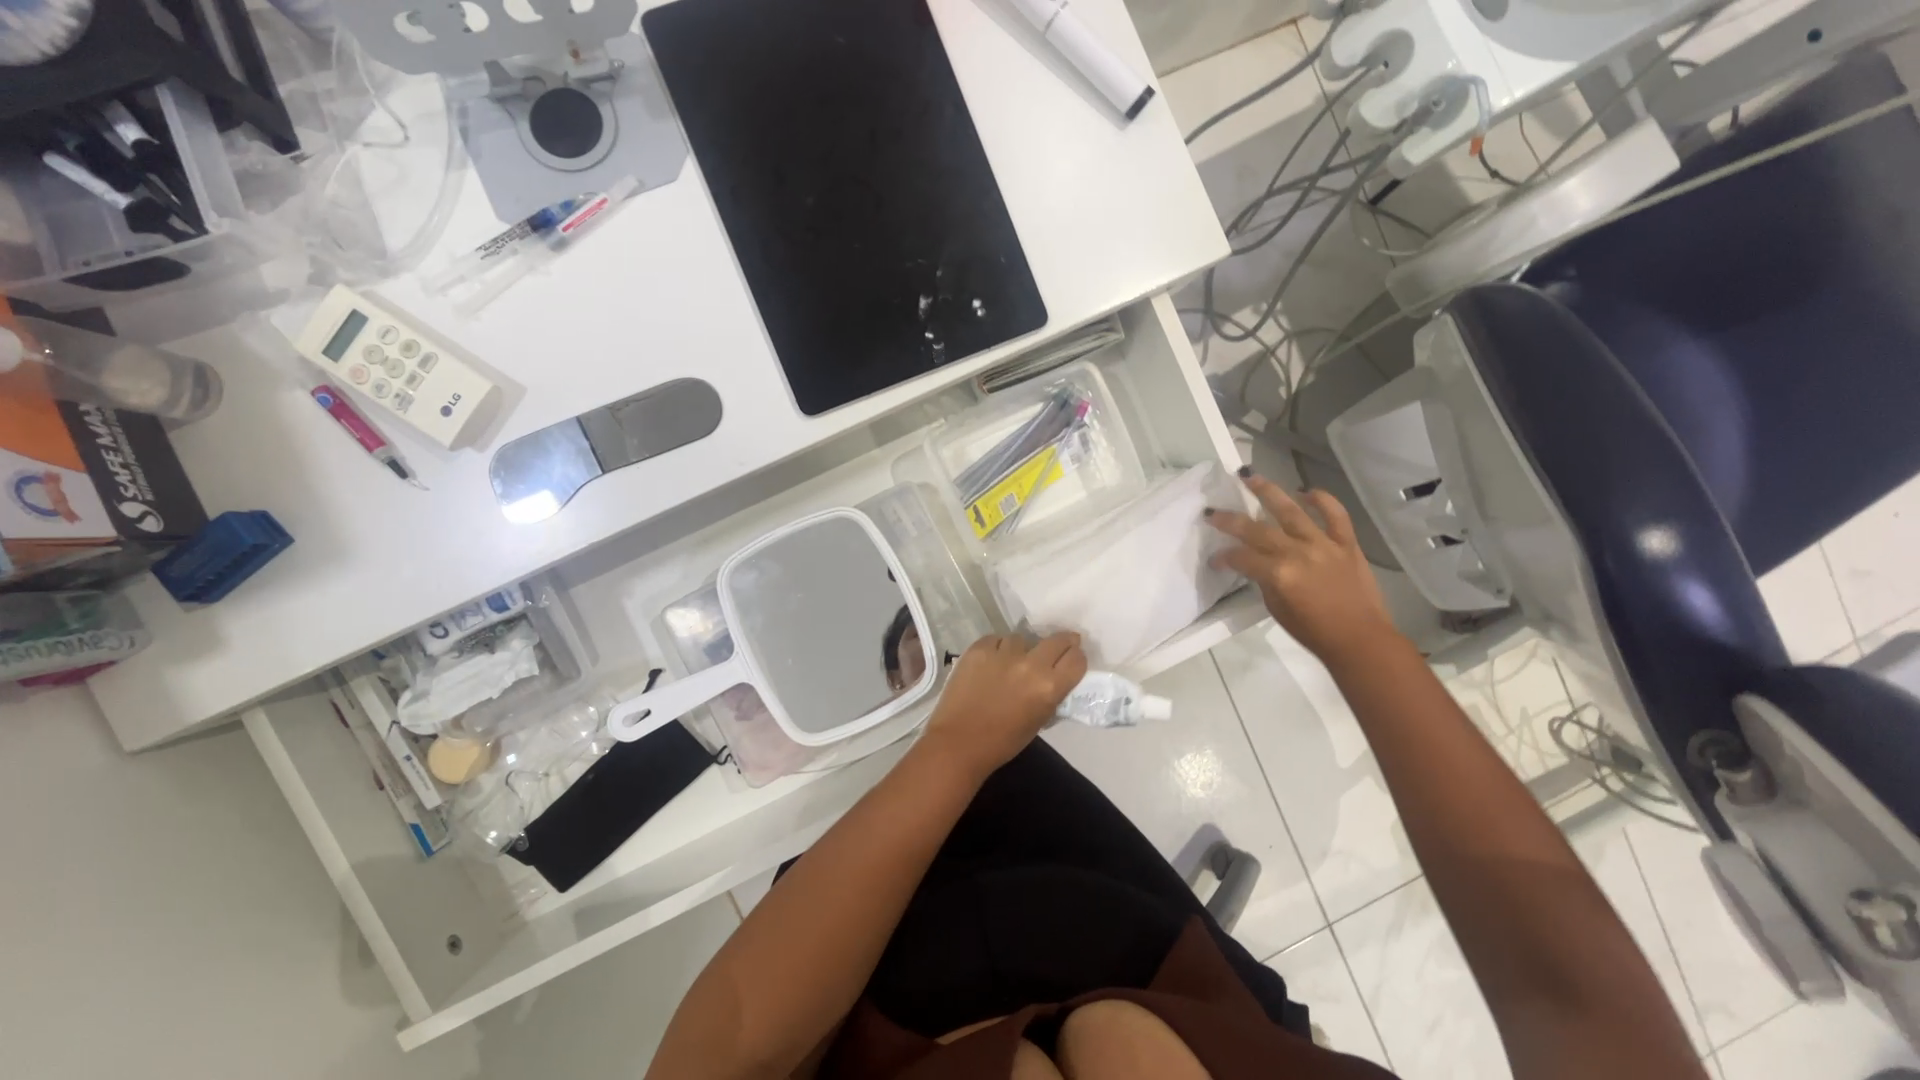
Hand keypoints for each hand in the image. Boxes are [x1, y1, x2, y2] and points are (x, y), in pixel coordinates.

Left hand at [921, 632, 1087, 781]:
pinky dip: (997, 649)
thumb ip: (1051, 694)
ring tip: (1011, 664)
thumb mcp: (1040, 720)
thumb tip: (1054, 678)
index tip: (1071, 659)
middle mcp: (1030, 665)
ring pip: (1022, 639)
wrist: (959, 742)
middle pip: (1057, 640)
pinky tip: (990, 664)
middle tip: (1057, 647)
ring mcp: (1003, 653)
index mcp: (1049, 686)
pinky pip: (996, 640)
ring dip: (1022, 649)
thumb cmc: (1003, 742)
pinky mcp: (978, 649)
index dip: (1076, 658)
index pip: (1076, 659)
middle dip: (1062, 642)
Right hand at [1205, 469, 1398, 661]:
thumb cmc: (1314, 632)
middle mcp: (1298, 552)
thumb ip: (1267, 582)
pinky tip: (1306, 492)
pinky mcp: (1346, 543)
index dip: (1224, 558)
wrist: (1360, 639)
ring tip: (1251, 477)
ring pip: (1292, 510)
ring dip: (1269, 492)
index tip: (1215, 560)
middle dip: (1230, 520)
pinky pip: (1335, 514)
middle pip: (1257, 529)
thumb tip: (1259, 566)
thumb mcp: (1278, 610)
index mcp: (1278, 574)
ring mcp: (1323, 544)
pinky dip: (1322, 500)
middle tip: (1213, 511)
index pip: (1241, 558)